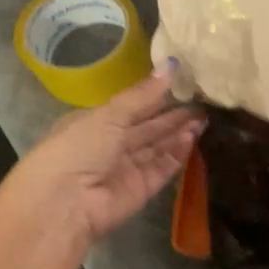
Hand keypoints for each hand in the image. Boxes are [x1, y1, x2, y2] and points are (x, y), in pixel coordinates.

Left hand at [1, 68, 203, 252]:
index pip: (130, 107)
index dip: (155, 95)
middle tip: (202, 100)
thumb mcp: (109, 115)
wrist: (63, 204)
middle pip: (148, 128)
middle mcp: (110, 145)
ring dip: (179, 132)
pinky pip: (163, 167)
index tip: (183, 82)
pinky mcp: (142, 189)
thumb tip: (172, 64)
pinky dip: (178, 153)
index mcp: (94, 123)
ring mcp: (127, 168)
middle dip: (173, 115)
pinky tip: (193, 137)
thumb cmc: (77, 149)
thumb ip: (143, 94)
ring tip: (204, 116)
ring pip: (159, 147)